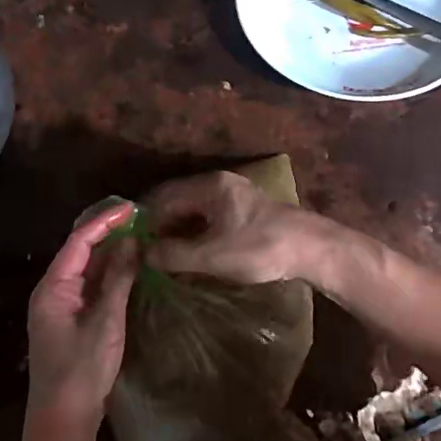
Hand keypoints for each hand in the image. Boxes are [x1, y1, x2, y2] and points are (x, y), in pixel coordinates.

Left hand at [25, 202, 138, 428]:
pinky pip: (89, 284)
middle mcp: (52, 290)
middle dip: (106, 230)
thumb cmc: (81, 369)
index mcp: (53, 287)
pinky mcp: (71, 318)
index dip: (105, 221)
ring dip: (109, 249)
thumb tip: (132, 243)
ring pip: (85, 266)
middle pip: (79, 250)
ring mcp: (61, 305)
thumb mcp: (105, 321)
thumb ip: (118, 279)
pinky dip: (108, 271)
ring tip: (137, 231)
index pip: (79, 242)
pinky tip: (127, 263)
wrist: (63, 419)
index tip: (132, 207)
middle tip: (136, 215)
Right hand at [141, 172, 339, 284]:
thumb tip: (141, 254)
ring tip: (159, 256)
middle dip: (159, 225)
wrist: (312, 250)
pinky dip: (194, 233)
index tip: (128, 241)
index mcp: (210, 186)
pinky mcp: (245, 212)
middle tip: (140, 251)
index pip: (164, 196)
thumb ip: (173, 254)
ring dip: (176, 231)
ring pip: (194, 211)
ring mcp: (235, 196)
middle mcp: (220, 184)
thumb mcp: (211, 255)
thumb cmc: (260, 248)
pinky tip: (188, 254)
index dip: (144, 219)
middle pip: (178, 201)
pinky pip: (209, 218)